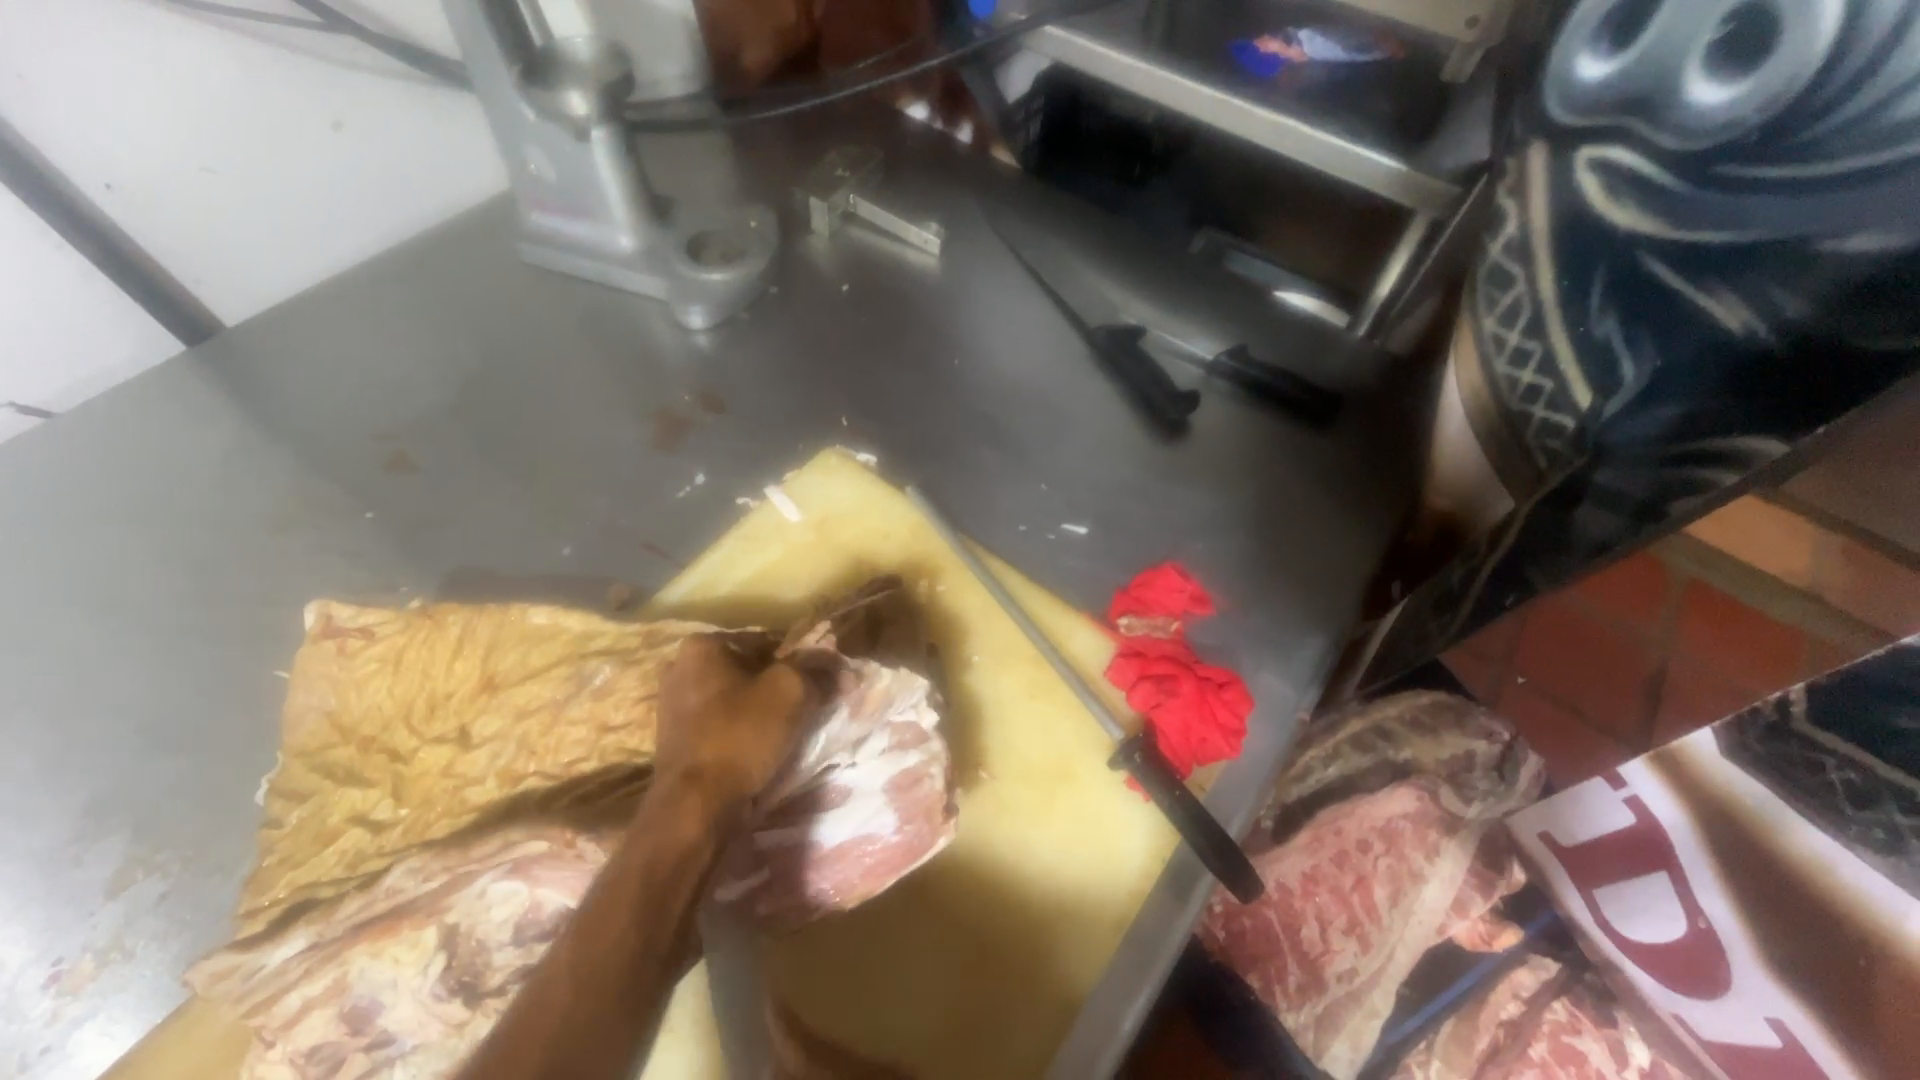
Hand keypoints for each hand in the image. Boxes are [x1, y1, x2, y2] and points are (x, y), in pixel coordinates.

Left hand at [655, 633, 837, 806]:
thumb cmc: (741, 735)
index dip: (801, 662)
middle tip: (810, 710)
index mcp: (703, 646)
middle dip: (782, 688)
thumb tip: (838, 665)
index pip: (769, 642)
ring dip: (766, 712)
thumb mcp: (792, 691)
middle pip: (752, 671)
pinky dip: (746, 733)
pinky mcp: (678, 739)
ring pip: (739, 700)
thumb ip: (816, 668)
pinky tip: (764, 751)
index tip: (822, 685)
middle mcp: (681, 668)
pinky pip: (724, 725)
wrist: (696, 805)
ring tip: (790, 734)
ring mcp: (675, 706)